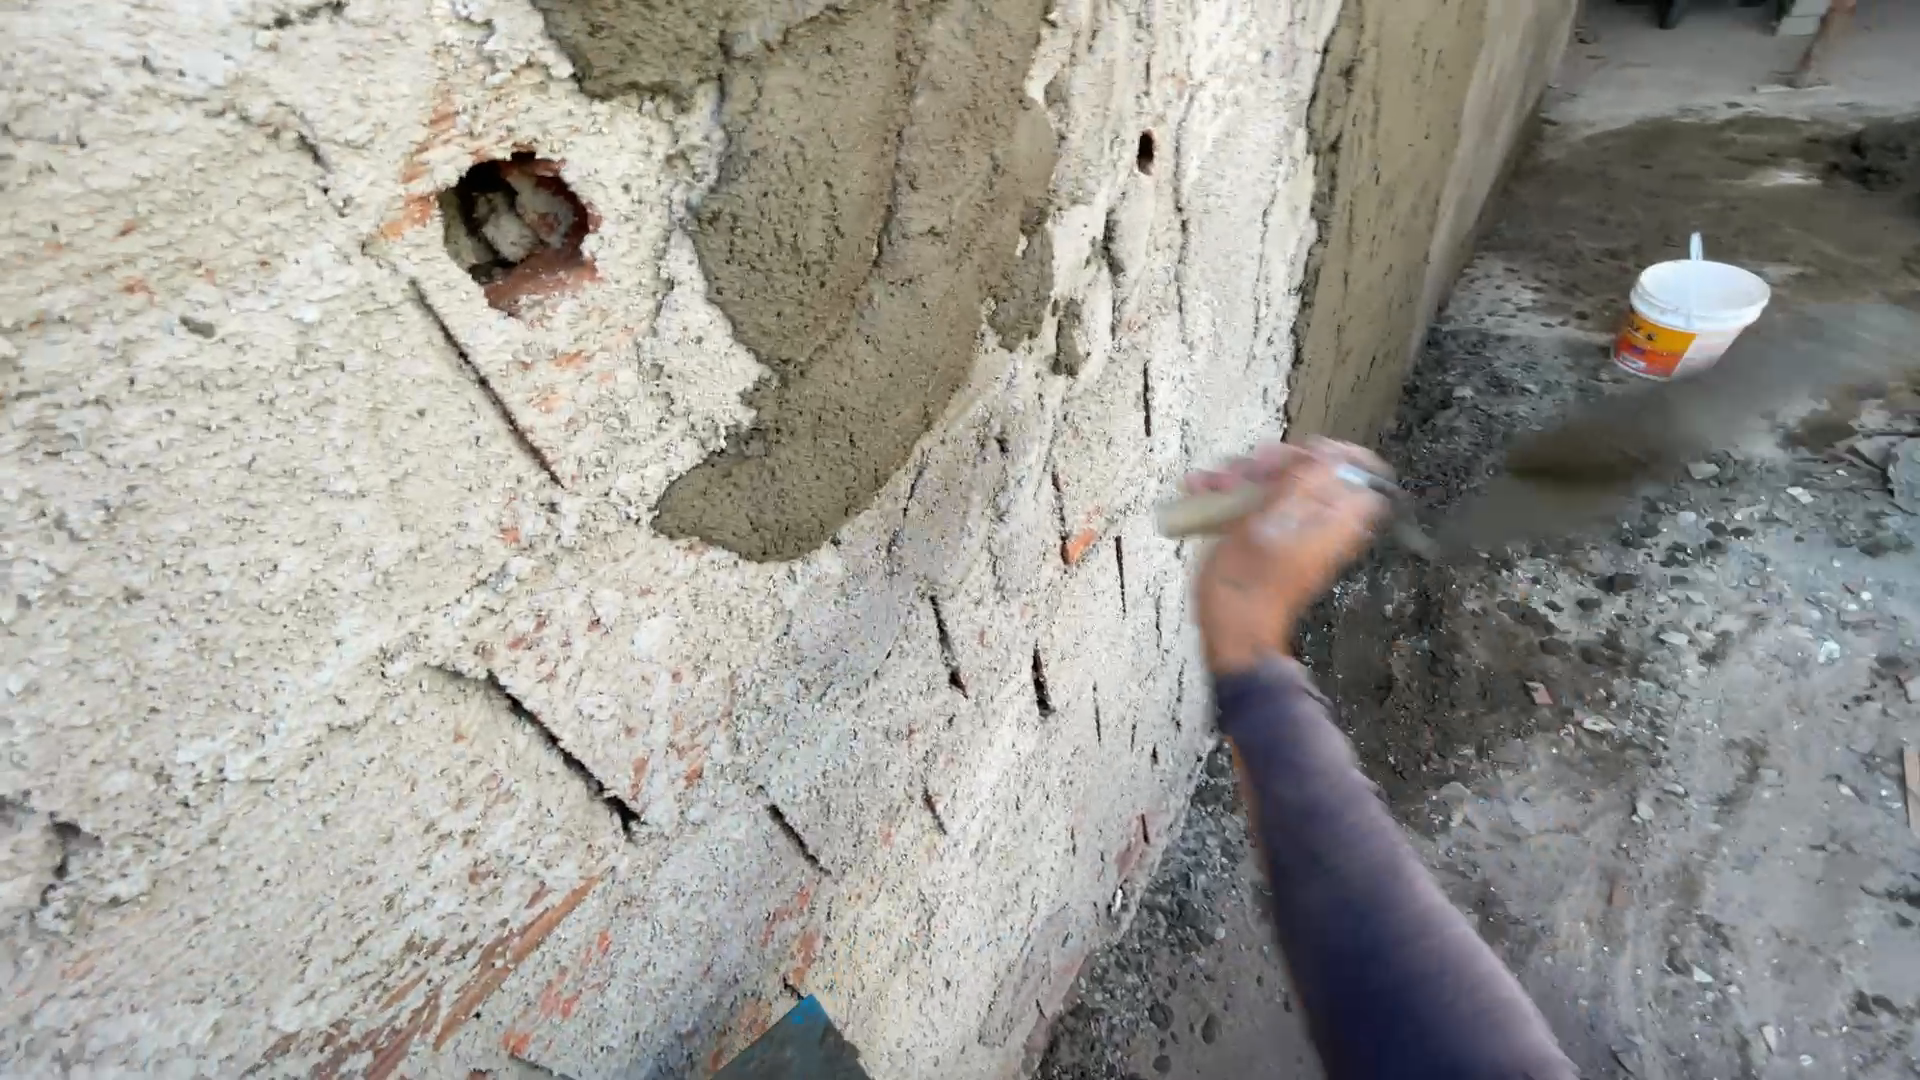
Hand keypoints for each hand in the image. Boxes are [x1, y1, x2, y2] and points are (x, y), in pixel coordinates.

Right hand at [1191, 438, 1389, 673]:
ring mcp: (1293, 532)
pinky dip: (1229, 498)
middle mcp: (1322, 523)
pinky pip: (1254, 508)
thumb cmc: (1250, 581)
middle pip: (1308, 472)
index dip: (1327, 452)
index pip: (1356, 469)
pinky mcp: (1267, 542)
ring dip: (1239, 479)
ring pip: (1274, 487)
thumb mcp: (1271, 523)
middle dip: (1269, 464)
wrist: (1232, 629)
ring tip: (1208, 483)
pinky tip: (1199, 491)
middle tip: (1242, 470)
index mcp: (1338, 519)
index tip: (1292, 453)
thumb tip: (1329, 452)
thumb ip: (1303, 483)